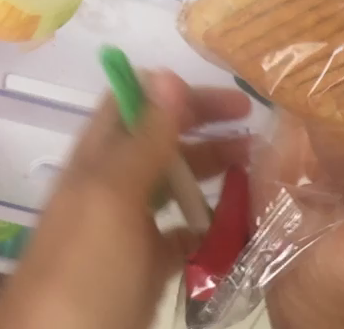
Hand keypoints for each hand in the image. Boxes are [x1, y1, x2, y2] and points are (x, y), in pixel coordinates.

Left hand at [0, 72, 252, 328]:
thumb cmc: (84, 268)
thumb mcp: (113, 197)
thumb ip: (142, 139)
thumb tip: (166, 72)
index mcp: (97, 157)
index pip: (136, 102)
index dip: (179, 93)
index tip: (234, 100)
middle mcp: (109, 184)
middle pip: (157, 141)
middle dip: (203, 131)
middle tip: (259, 138)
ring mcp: (124, 229)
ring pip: (169, 186)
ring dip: (209, 176)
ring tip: (258, 178)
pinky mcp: (140, 271)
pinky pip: (178, 237)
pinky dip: (207, 230)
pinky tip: (239, 233)